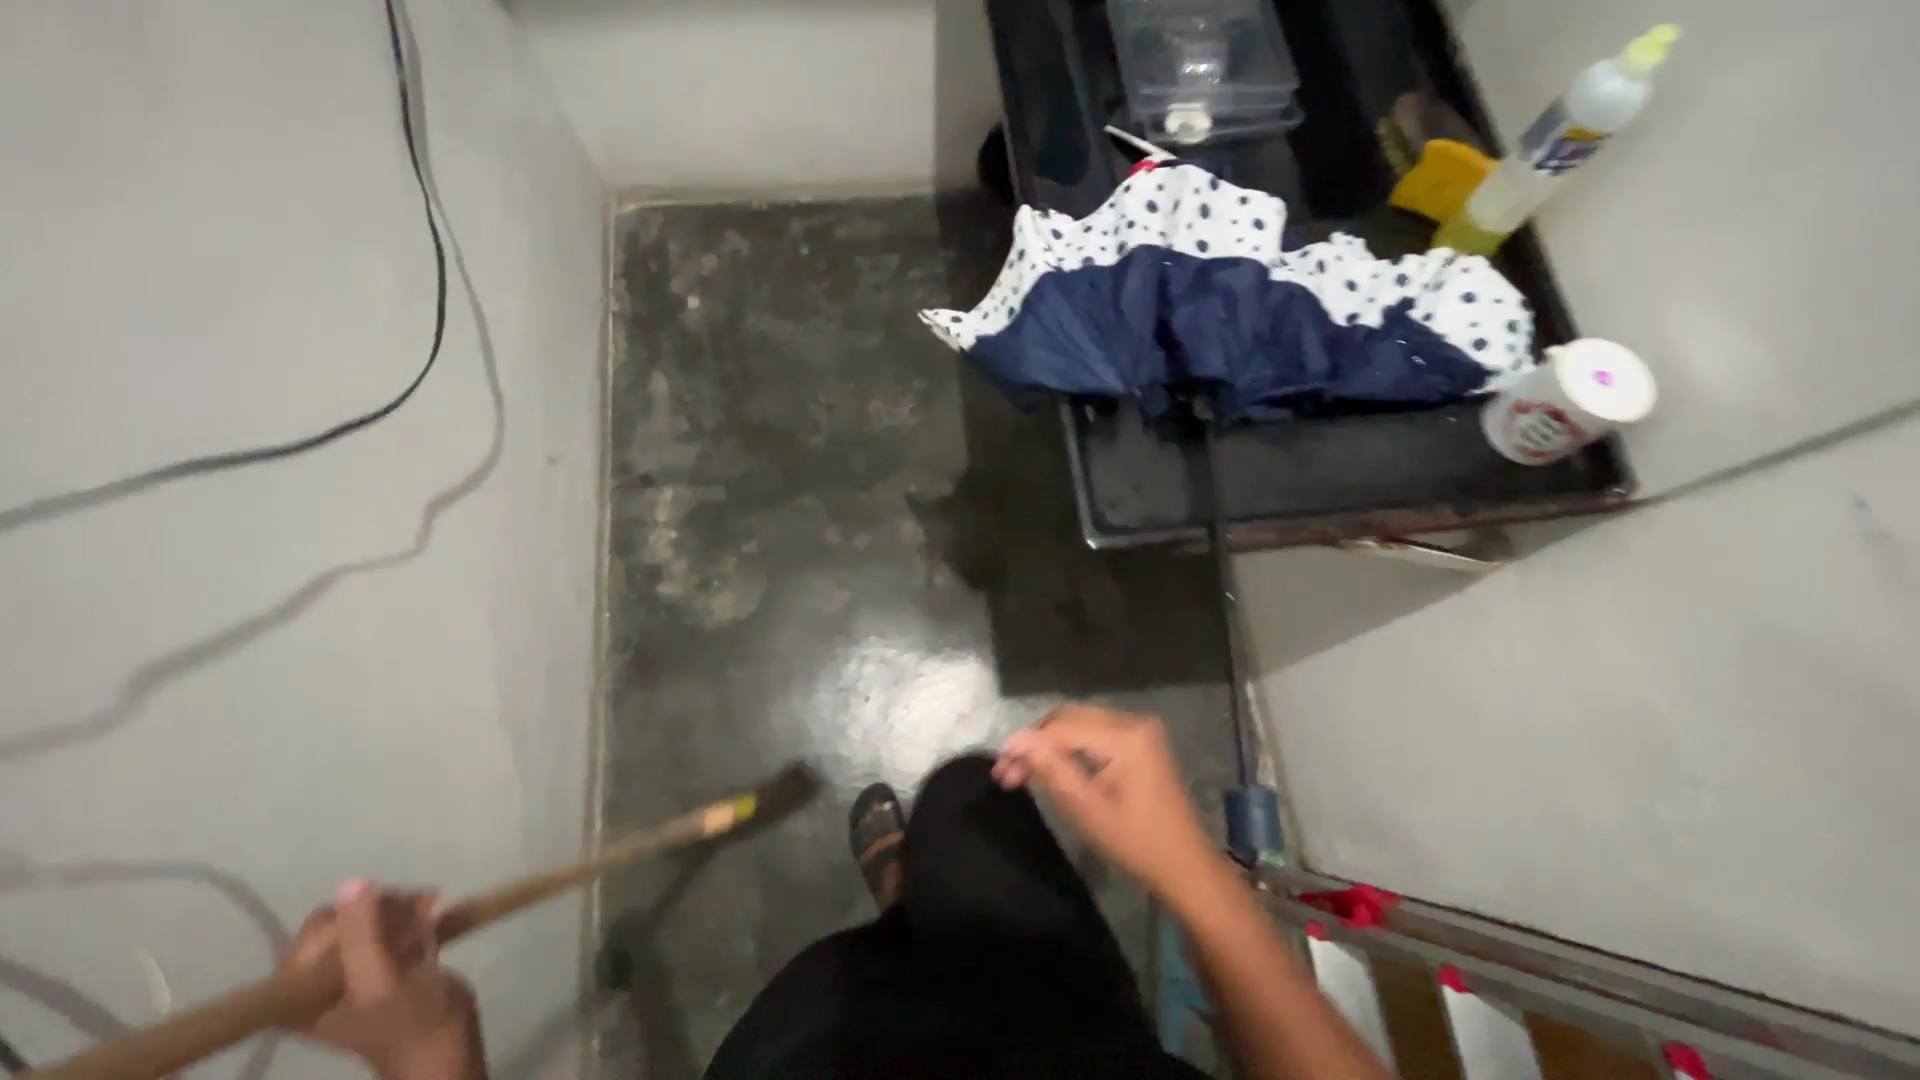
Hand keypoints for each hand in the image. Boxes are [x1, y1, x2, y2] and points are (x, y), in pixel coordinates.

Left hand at [282, 880, 482, 1079]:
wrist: (448, 1049)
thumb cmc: (406, 1024)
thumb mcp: (378, 982)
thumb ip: (361, 934)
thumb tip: (353, 882)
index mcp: (300, 992)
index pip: (315, 931)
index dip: (351, 916)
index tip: (389, 913)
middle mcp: (322, 979)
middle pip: (346, 921)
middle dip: (384, 908)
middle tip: (418, 907)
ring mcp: (359, 970)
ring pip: (376, 920)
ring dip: (407, 909)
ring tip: (434, 908)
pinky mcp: (391, 964)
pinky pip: (398, 928)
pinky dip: (419, 917)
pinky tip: (439, 914)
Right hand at [994, 704, 1218, 897]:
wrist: (1185, 866)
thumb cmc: (1135, 843)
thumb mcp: (1086, 809)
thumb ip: (1050, 769)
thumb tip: (1014, 740)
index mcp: (1126, 736)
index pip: (1062, 728)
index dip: (1027, 744)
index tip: (999, 770)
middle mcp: (1134, 721)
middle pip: (1070, 719)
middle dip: (1036, 742)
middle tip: (1007, 773)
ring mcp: (1141, 730)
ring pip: (1080, 724)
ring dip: (1050, 744)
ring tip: (1023, 772)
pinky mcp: (1141, 742)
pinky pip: (1096, 733)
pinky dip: (1071, 747)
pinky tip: (1053, 768)